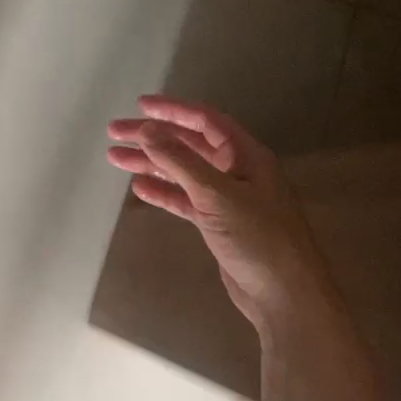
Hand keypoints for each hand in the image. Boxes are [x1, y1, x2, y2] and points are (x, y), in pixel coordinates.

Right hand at [107, 95, 334, 332]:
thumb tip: (147, 129)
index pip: (206, 121)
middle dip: (153, 136)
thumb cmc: (258, 239)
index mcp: (247, 156)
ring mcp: (228, 198)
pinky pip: (185, 198)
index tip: (140, 106)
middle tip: (115, 131)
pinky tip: (139, 188)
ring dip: (151, 163)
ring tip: (115, 158)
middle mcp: (238, 171)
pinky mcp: (219, 223)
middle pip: (190, 144)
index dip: (173, 110)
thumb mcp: (217, 195)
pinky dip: (163, 191)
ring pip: (183, 171)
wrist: (285, 295)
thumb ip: (180, 161)